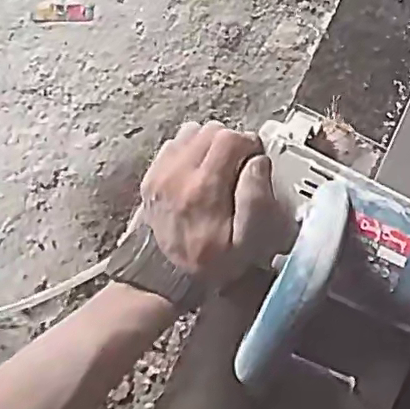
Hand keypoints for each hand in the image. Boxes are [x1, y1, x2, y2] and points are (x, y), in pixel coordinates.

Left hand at [138, 121, 283, 286]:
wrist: (164, 278)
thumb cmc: (208, 264)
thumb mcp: (246, 243)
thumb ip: (256, 200)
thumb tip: (258, 164)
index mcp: (204, 189)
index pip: (230, 138)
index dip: (249, 145)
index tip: (254, 163)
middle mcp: (178, 175)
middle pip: (212, 130)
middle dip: (232, 143)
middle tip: (239, 167)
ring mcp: (160, 173)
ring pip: (192, 132)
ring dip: (211, 145)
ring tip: (219, 168)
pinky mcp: (151, 176)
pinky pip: (175, 145)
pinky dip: (190, 151)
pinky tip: (199, 172)